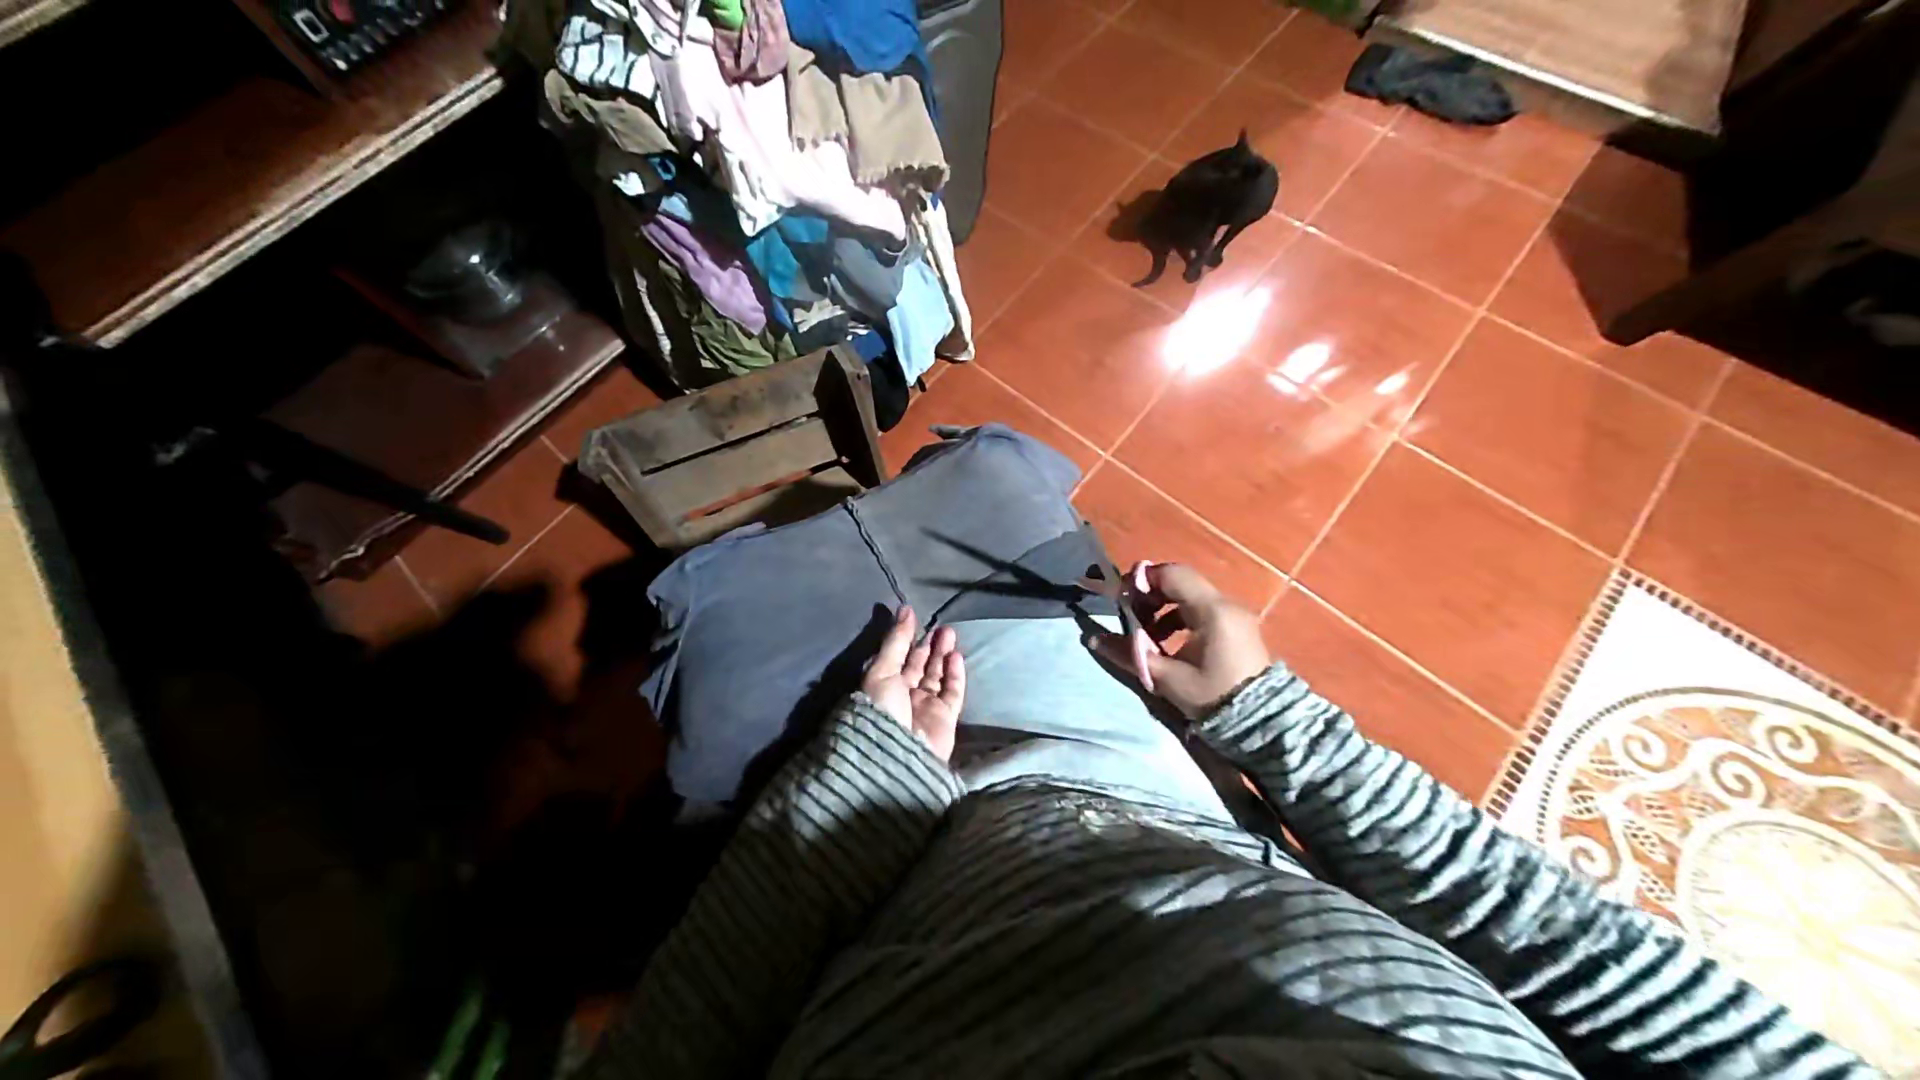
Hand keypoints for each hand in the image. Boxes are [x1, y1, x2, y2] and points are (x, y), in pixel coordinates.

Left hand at [860, 606, 964, 762]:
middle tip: (941, 626)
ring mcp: (925, 706)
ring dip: (943, 655)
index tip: (916, 615)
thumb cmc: (881, 708)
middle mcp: (905, 695)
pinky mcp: (945, 717)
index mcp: (884, 685)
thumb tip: (905, 609)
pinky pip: (952, 691)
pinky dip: (955, 674)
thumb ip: (896, 640)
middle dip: (930, 645)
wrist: (896, 754)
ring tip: (950, 633)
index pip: (899, 657)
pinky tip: (956, 656)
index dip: (907, 638)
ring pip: (937, 675)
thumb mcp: (882, 670)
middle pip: (920, 665)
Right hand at [1090, 562, 1270, 718]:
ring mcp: (1233, 614)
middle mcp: (1225, 604)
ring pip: (1189, 595)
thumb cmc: (1213, 696)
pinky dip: (1179, 615)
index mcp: (1212, 611)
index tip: (1120, 597)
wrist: (1260, 722)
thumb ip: (1130, 654)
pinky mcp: (1235, 626)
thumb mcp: (1167, 678)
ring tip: (1145, 632)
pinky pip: (1201, 609)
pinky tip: (1166, 640)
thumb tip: (1093, 639)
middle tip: (1129, 614)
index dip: (1142, 580)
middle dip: (1149, 594)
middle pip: (1180, 582)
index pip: (1172, 575)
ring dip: (1162, 606)